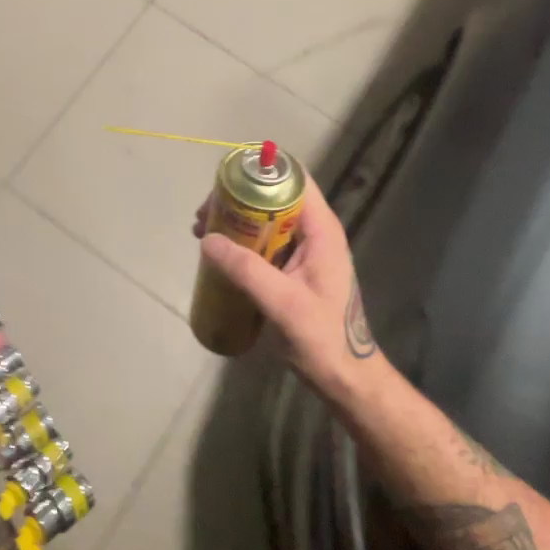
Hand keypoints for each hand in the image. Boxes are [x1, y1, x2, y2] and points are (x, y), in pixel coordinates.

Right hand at [194, 180, 388, 404]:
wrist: (347, 379)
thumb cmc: (323, 339)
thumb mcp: (282, 303)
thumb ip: (246, 270)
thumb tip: (208, 240)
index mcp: (321, 230)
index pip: (295, 179)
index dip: (261, 171)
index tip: (225, 182)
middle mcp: (315, 232)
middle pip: (275, 196)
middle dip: (238, 199)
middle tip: (205, 216)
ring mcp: (307, 251)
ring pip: (268, 219)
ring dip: (236, 221)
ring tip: (203, 234)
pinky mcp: (296, 269)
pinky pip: (267, 242)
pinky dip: (242, 241)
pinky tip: (219, 255)